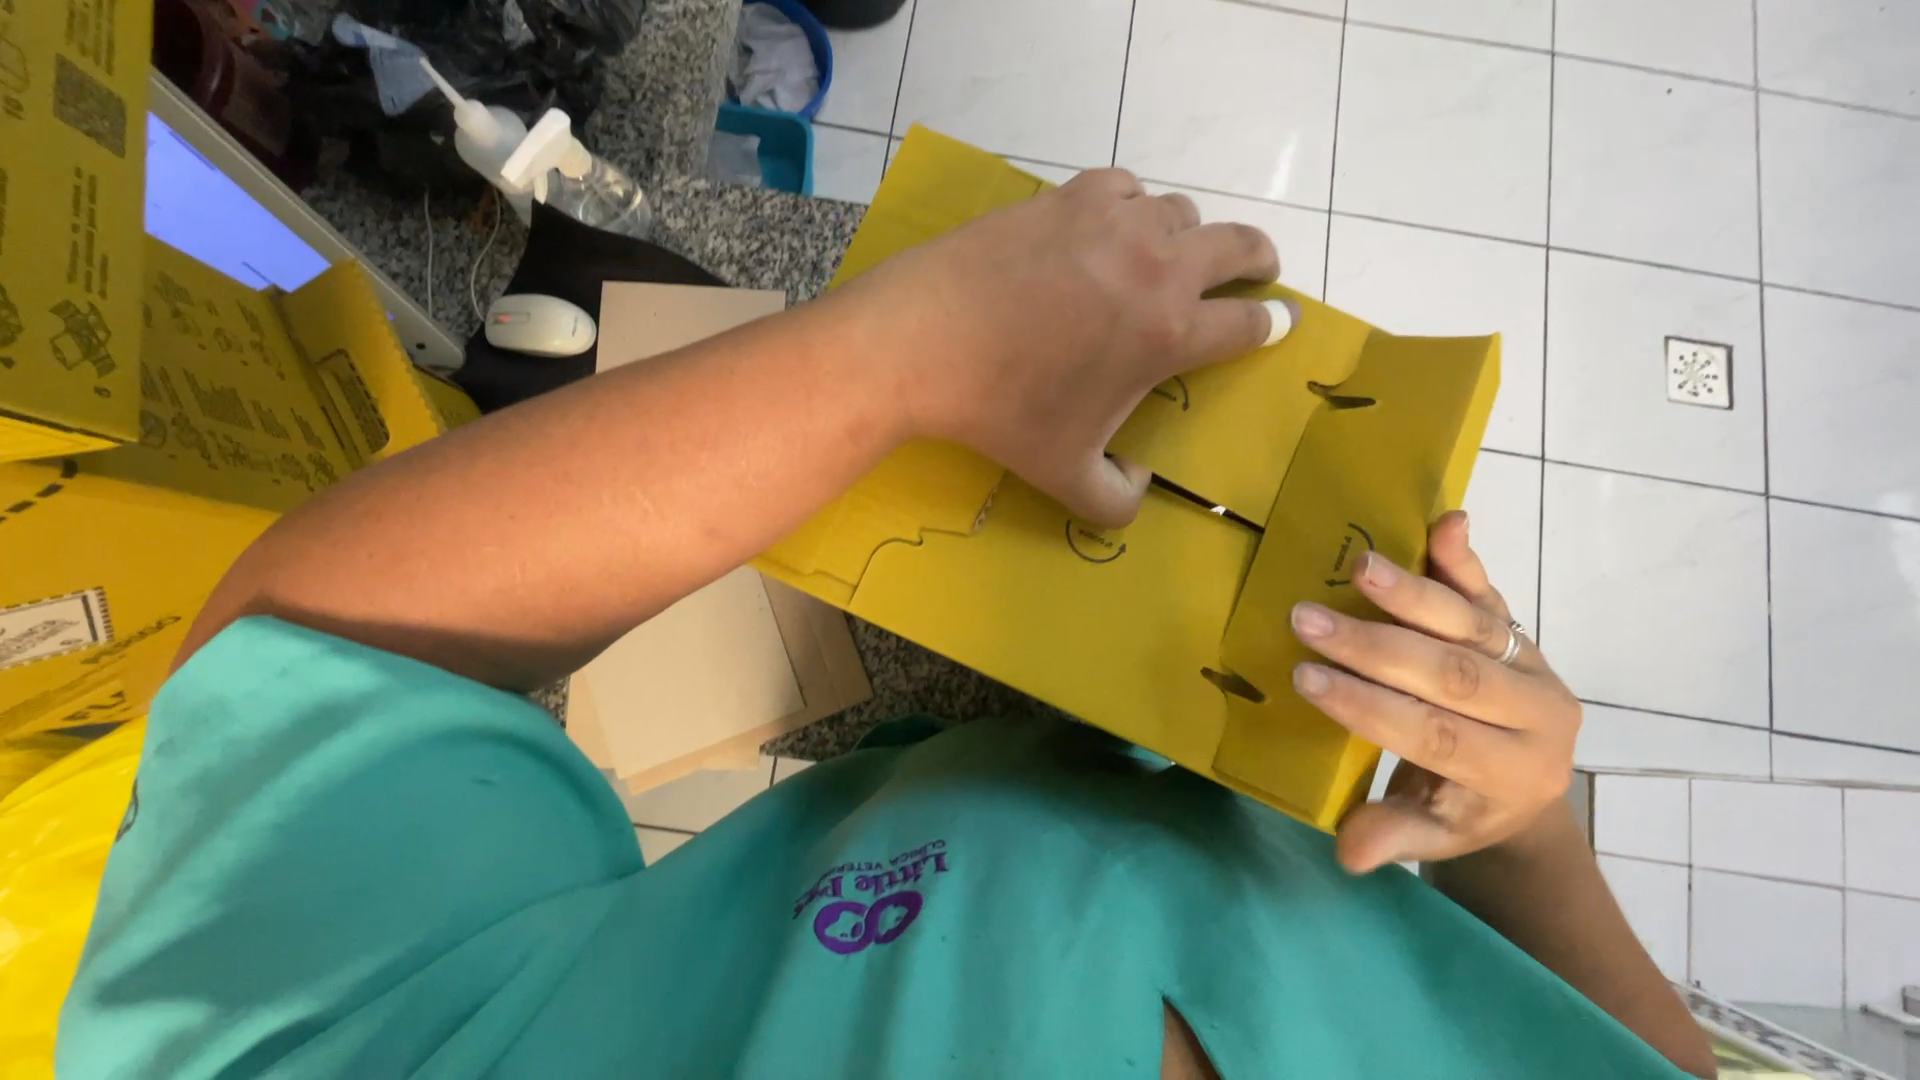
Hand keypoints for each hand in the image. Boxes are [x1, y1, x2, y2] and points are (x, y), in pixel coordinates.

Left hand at [831, 168, 1285, 527]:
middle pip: (1237, 245)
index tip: (1279, 321)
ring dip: (1190, 234)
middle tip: (1257, 272)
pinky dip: (1132, 205)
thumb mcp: (1064, 476)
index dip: (1272, 325)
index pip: (1247, 324)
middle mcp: (1155, 267)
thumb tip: (1140, 485)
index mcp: (1167, 334)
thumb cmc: (1001, 413)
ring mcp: (1110, 224)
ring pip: (1179, 211)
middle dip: (1258, 260)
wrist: (923, 343)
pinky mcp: (1064, 199)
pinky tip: (1112, 227)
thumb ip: (1116, 502)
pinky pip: (1123, 187)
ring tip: (1174, 256)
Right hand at [1287, 511, 1582, 873]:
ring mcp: (1532, 664)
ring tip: (1359, 566)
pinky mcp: (1518, 631)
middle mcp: (1537, 713)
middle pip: (1451, 672)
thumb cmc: (1465, 810)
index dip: (1370, 706)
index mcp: (1513, 769)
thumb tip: (1348, 854)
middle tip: (1306, 619)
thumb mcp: (1434, 834)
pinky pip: (1491, 594)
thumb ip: (1396, 836)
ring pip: (1472, 625)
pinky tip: (1446, 523)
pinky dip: (1466, 559)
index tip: (1307, 679)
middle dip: (1373, 645)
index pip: (1436, 732)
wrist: (1525, 781)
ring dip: (1412, 593)